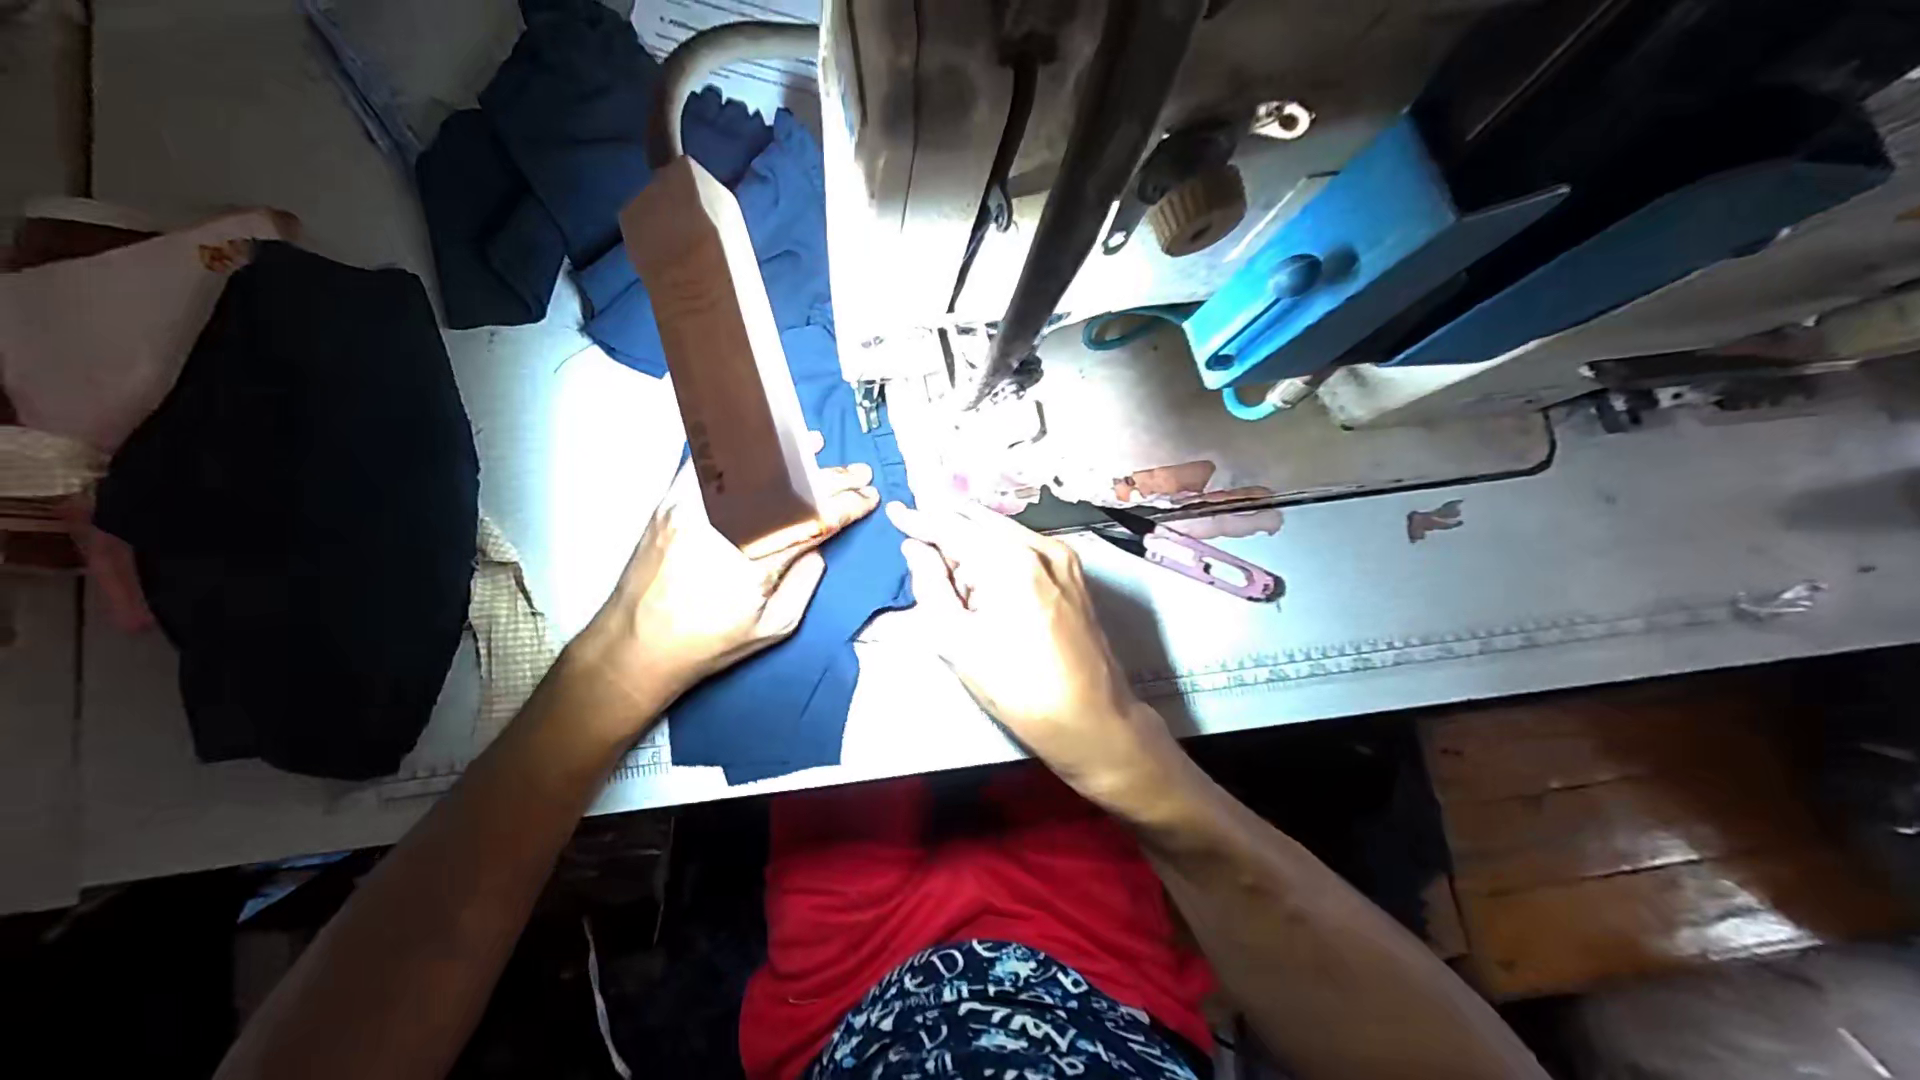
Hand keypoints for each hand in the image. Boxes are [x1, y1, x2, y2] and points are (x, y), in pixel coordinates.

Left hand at [566, 444, 879, 732]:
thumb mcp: (771, 629)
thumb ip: (803, 585)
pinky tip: (759, 443)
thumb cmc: (703, 645)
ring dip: (788, 456)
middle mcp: (724, 530)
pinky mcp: (670, 504)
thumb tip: (818, 550)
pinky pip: (706, 467)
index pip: (814, 522)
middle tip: (858, 474)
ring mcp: (693, 512)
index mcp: (754, 564)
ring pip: (750, 472)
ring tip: (815, 445)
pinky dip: (736, 452)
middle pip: (790, 493)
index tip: (868, 499)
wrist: (633, 646)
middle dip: (831, 480)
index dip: (848, 506)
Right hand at [887, 501, 1181, 803]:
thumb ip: (931, 587)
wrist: (1093, 719)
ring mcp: (1063, 557)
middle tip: (915, 527)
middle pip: (980, 520)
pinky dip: (996, 547)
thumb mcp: (958, 643)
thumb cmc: (1021, 690)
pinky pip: (1024, 544)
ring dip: (970, 535)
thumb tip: (916, 550)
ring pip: (1003, 530)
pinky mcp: (1073, 572)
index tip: (895, 511)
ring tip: (943, 554)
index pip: (954, 527)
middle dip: (945, 521)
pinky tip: (981, 567)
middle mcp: (1042, 547)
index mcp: (1012, 562)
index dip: (920, 518)